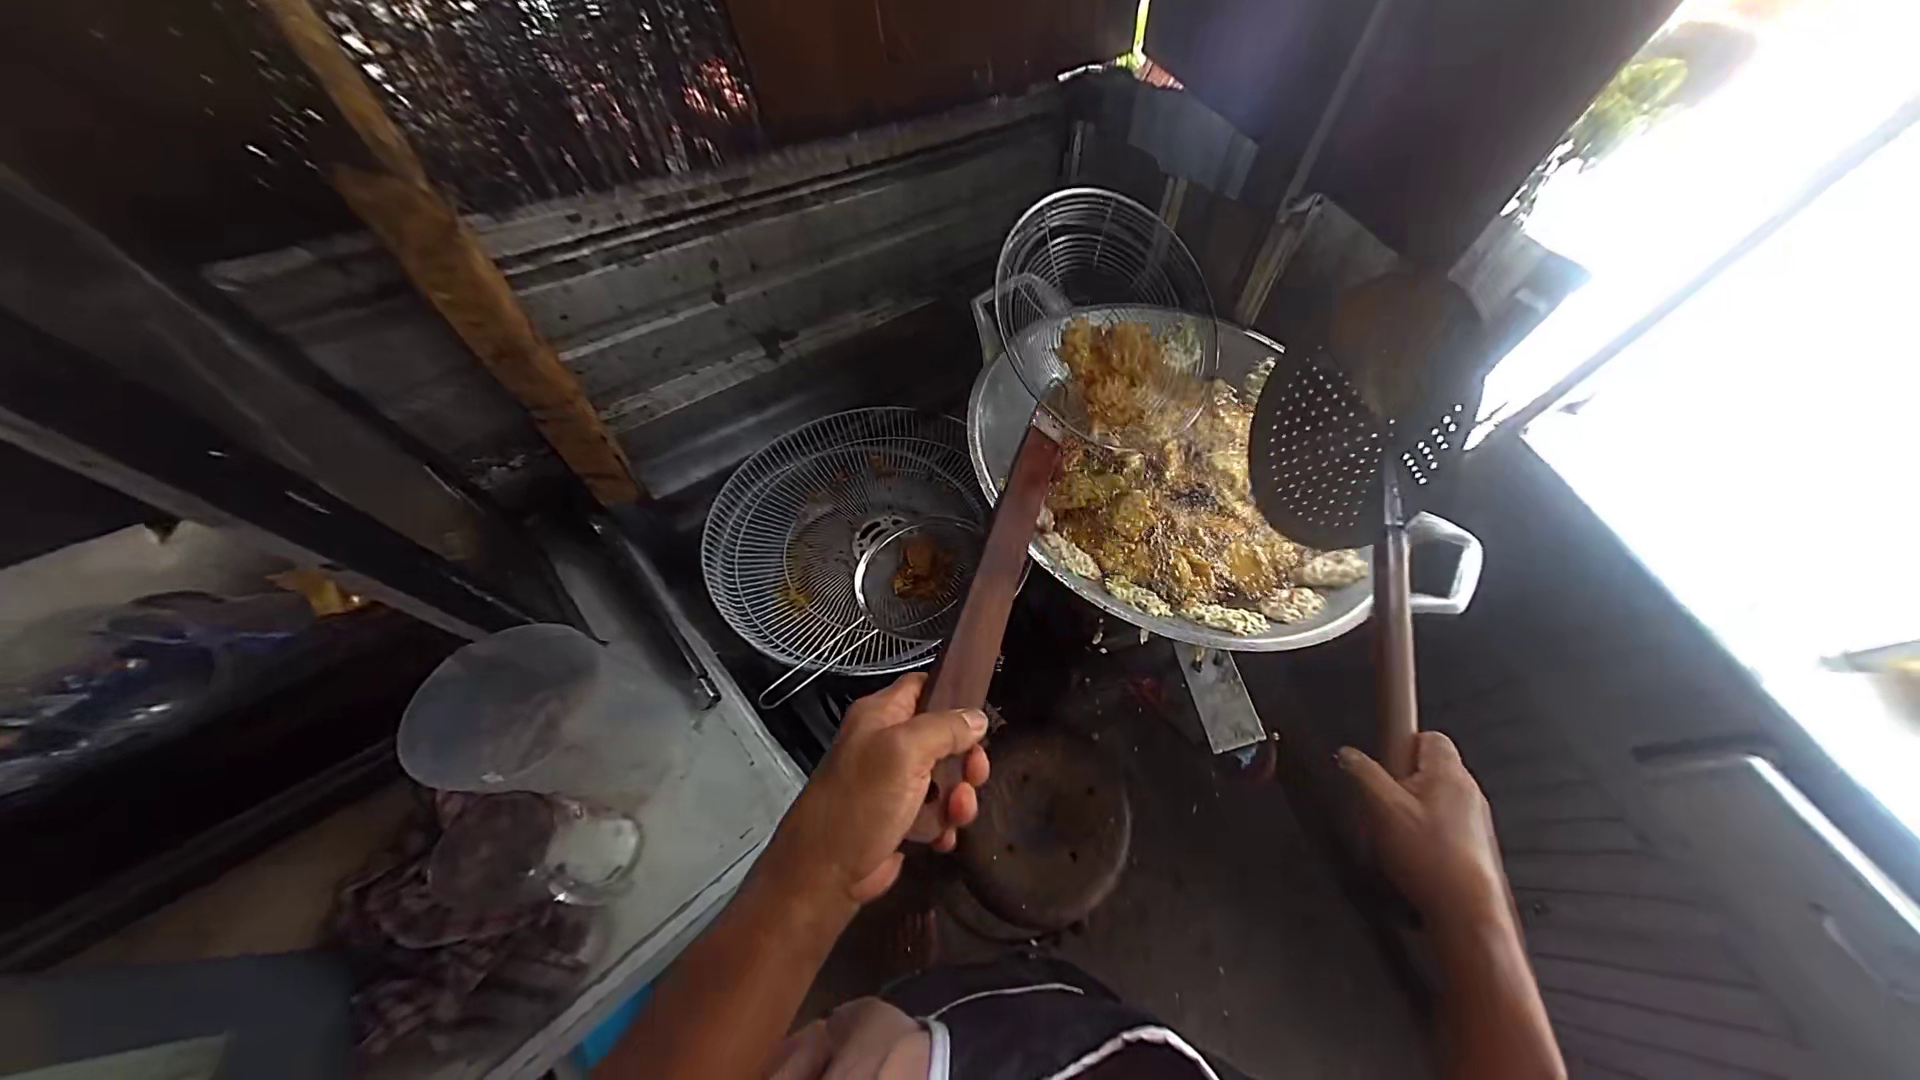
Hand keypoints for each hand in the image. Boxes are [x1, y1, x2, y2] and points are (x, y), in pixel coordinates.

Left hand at [762, 674, 990, 906]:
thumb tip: (978, 719)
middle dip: (965, 757)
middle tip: (975, 775)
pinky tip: (941, 837)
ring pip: (945, 777)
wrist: (825, 876)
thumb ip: (944, 728)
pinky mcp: (899, 817)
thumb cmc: (860, 803)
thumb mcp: (904, 752)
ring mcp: (893, 782)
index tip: (979, 716)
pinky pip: (937, 811)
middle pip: (943, 735)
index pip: (923, 686)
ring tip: (956, 814)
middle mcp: (886, 742)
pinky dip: (944, 823)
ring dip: (959, 796)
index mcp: (880, 715)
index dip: (952, 695)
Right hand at [1340, 732, 1509, 929]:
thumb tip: (1348, 754)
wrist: (1467, 915)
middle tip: (1381, 795)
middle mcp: (1467, 791)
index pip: (1427, 734)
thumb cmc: (1433, 861)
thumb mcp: (1380, 806)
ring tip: (1393, 826)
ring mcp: (1473, 819)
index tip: (1383, 742)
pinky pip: (1439, 820)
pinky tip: (1408, 847)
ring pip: (1430, 794)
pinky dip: (1421, 827)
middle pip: (1425, 765)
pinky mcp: (1472, 842)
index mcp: (1449, 774)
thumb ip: (1360, 771)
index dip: (1400, 738)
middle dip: (1398, 776)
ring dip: (1408, 804)